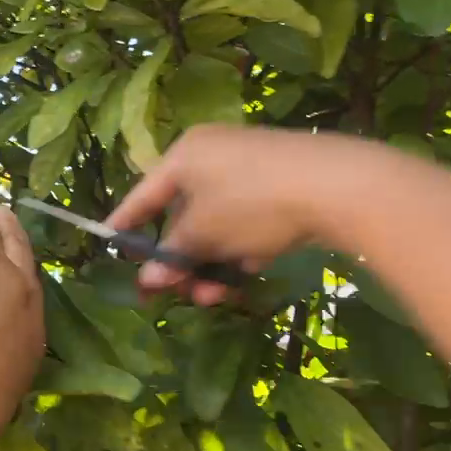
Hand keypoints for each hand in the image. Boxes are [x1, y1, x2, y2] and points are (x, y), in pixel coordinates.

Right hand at [106, 125, 384, 300]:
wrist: (340, 186)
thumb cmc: (252, 203)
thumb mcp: (203, 234)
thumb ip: (171, 256)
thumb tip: (147, 282)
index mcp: (184, 155)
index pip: (143, 197)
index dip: (126, 226)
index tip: (111, 248)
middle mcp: (212, 155)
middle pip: (182, 217)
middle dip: (182, 262)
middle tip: (179, 294)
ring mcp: (249, 168)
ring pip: (215, 224)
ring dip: (210, 264)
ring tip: (218, 295)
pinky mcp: (281, 184)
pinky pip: (245, 220)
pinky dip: (240, 248)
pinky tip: (249, 270)